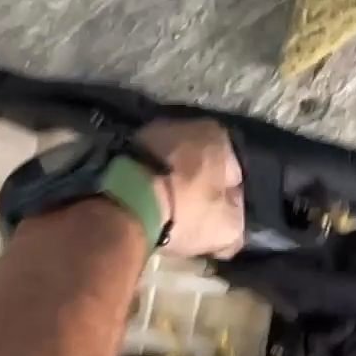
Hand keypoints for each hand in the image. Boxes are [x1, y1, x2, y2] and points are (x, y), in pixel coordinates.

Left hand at [137, 119, 244, 258]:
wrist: (126, 205)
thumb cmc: (185, 211)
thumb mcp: (227, 228)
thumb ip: (236, 223)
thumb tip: (230, 231)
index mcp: (219, 136)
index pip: (232, 174)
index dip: (226, 201)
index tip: (213, 220)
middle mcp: (185, 125)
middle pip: (198, 165)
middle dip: (195, 188)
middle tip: (186, 218)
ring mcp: (148, 134)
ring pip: (167, 166)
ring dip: (167, 184)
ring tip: (161, 213)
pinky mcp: (120, 150)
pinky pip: (142, 172)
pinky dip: (143, 185)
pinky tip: (142, 205)